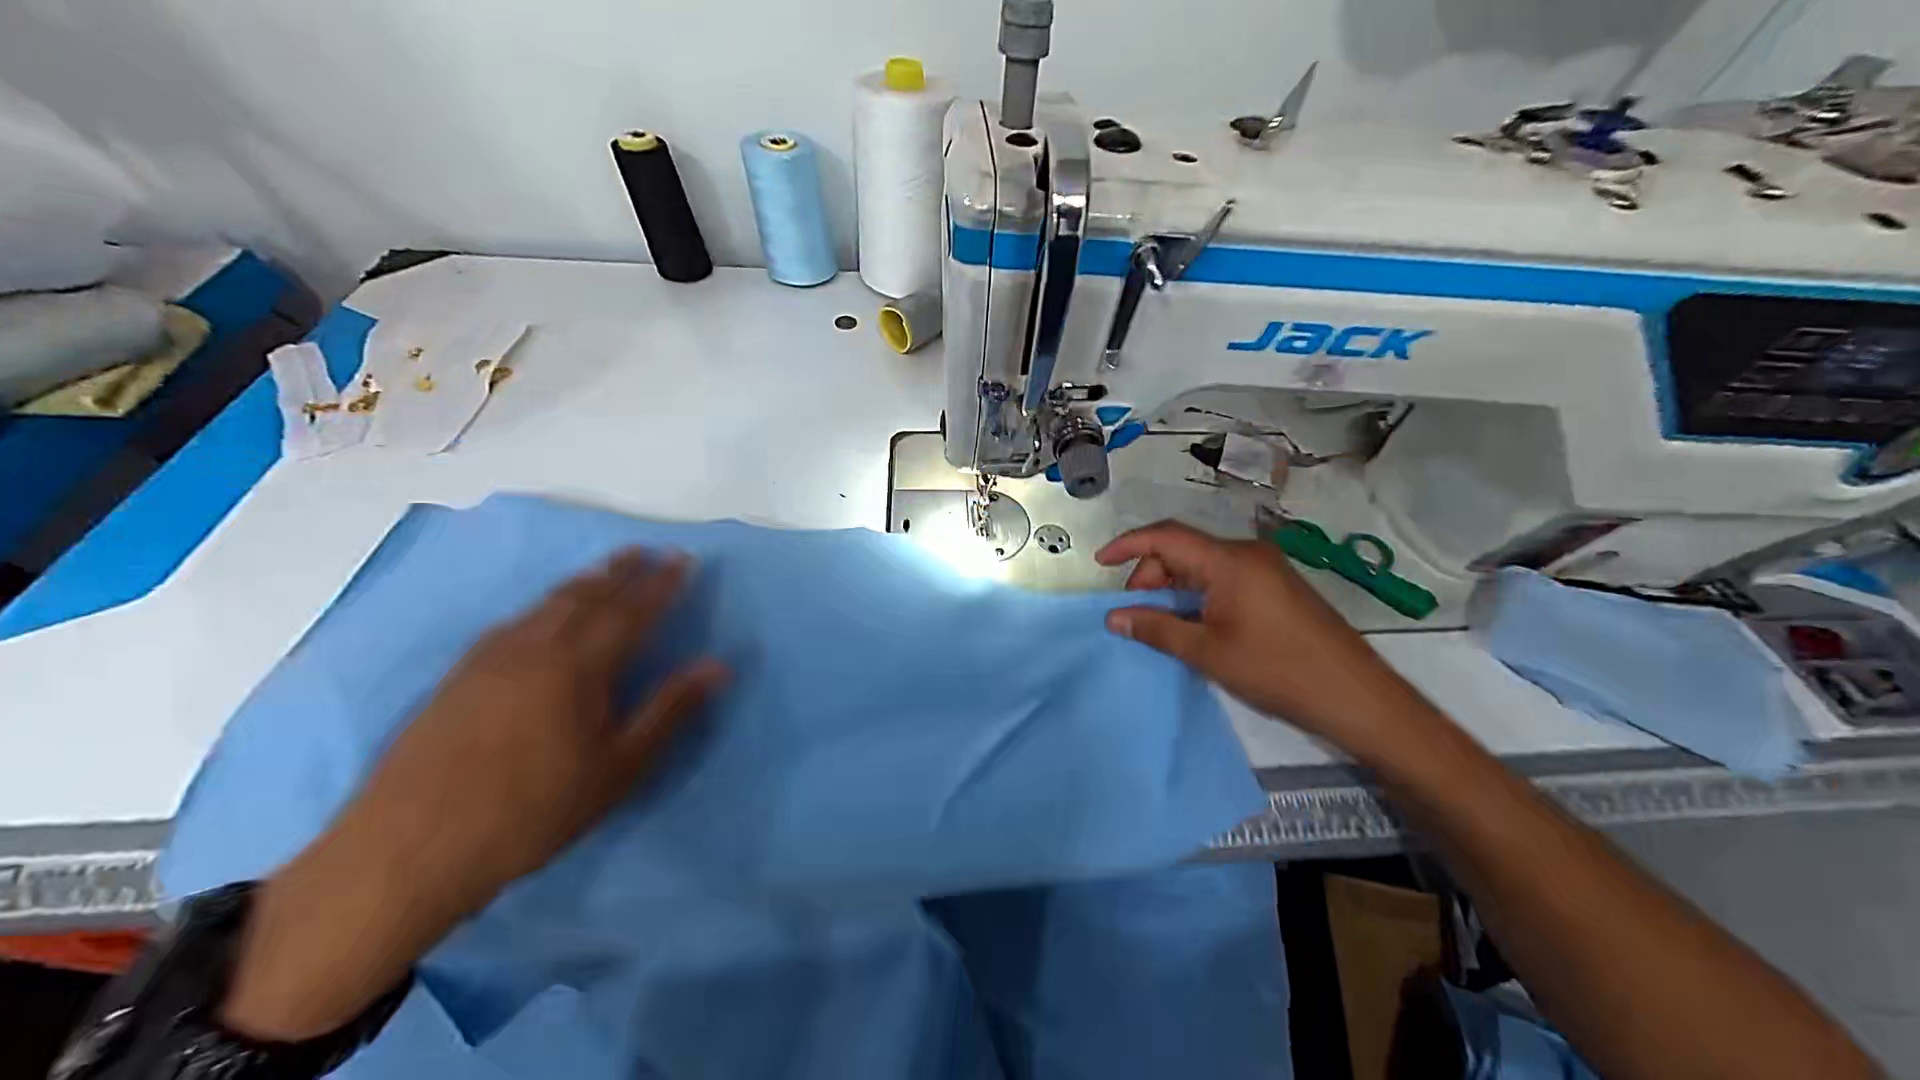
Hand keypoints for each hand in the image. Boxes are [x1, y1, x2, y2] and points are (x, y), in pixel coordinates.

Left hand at [223, 549, 725, 1040]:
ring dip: (582, 582)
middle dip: (621, 571)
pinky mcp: (458, 676)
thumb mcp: (618, 769)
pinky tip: (539, 614)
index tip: (683, 559)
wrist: (409, 849)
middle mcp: (535, 648)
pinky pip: (513, 622)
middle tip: (646, 551)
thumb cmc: (532, 812)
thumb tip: (718, 665)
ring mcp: (490, 659)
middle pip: (586, 596)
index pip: (631, 611)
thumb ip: (669, 710)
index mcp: (579, 666)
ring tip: (604, 569)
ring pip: (546, 605)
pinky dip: (542, 605)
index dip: (661, 584)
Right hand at [1095, 520, 1441, 761]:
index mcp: (1230, 561)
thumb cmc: (1277, 670)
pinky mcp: (1278, 586)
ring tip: (1161, 623)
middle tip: (1135, 613)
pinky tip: (1195, 623)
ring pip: (1204, 565)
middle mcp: (1249, 553)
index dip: (1128, 545)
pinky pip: (1225, 577)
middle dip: (1151, 575)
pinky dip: (1199, 593)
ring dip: (1175, 587)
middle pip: (1184, 549)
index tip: (1099, 563)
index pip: (1167, 537)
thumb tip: (1114, 617)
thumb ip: (1156, 628)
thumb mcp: (1207, 652)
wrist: (1356, 696)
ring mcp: (1267, 568)